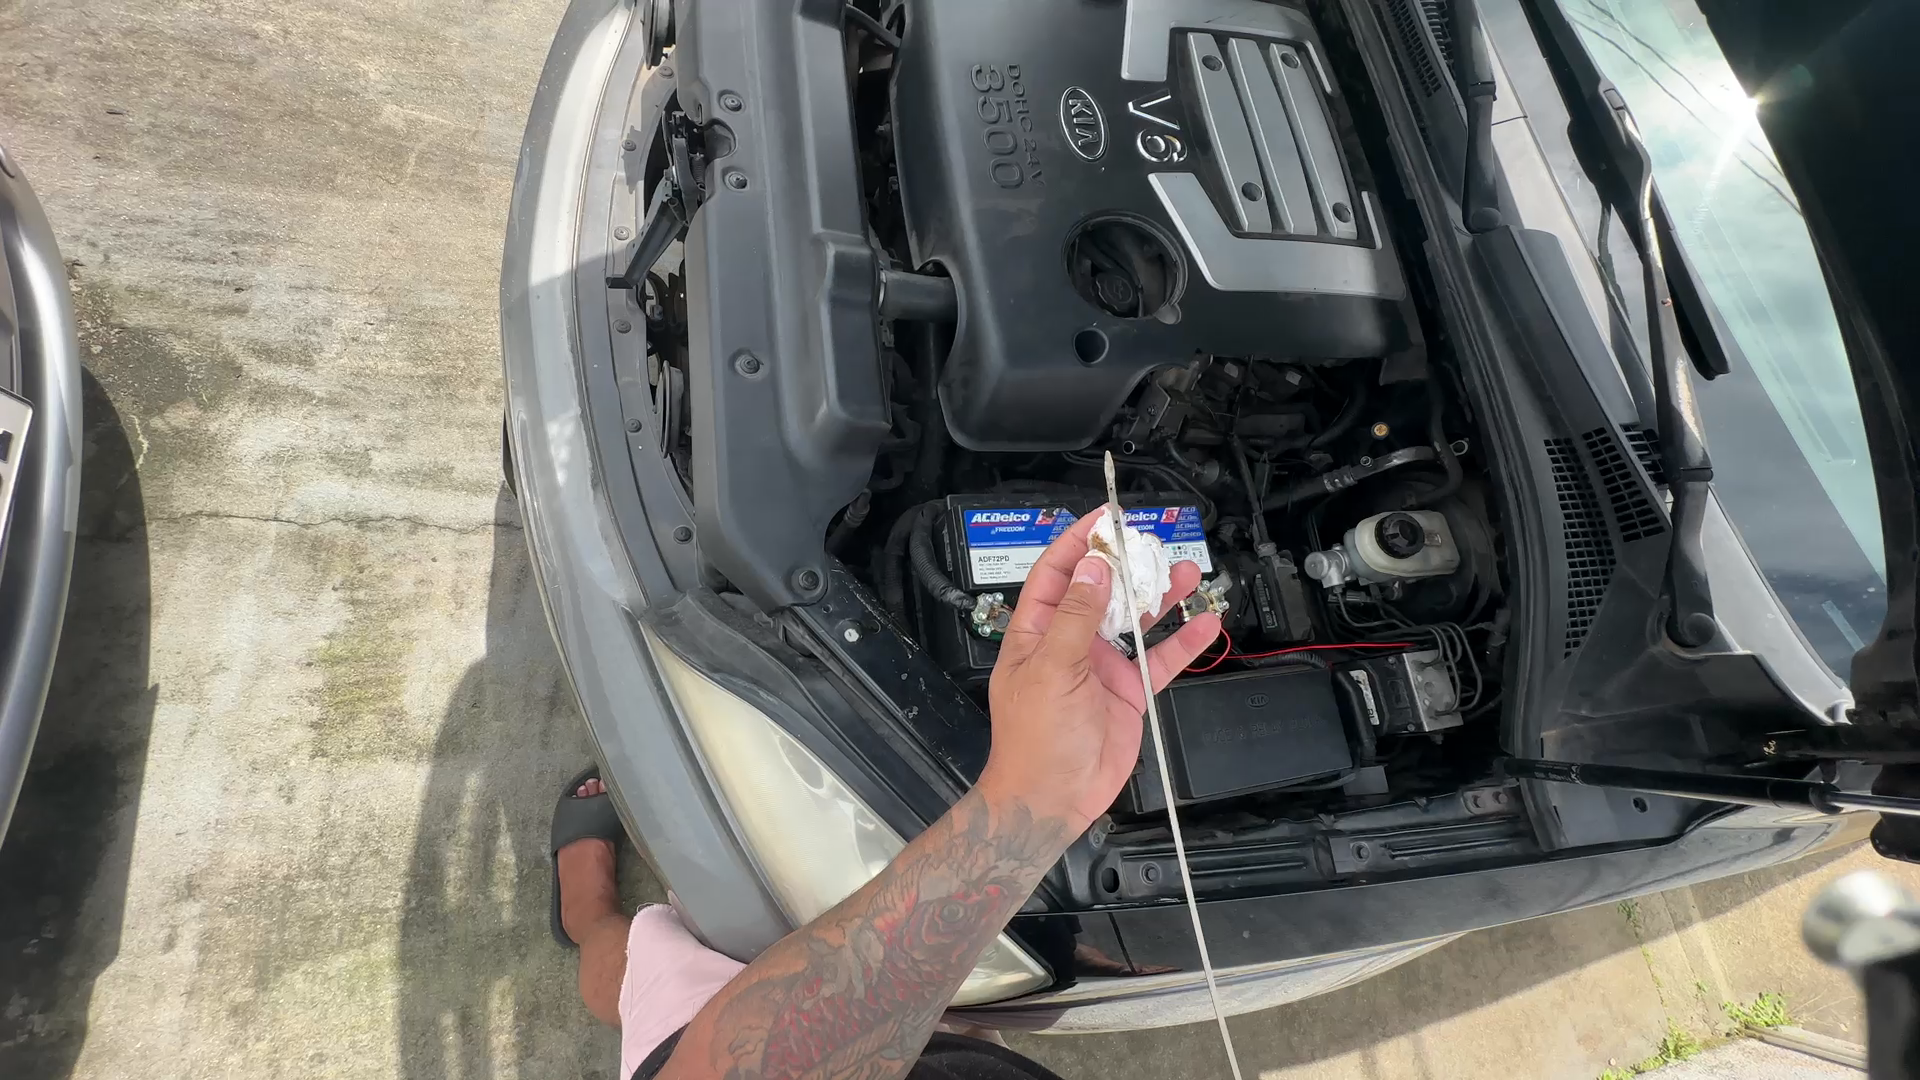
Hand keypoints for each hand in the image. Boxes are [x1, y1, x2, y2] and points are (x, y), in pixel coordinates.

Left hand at [978, 513, 1221, 831]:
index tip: (1104, 520)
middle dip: (1126, 565)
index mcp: (1038, 630)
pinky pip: (1160, 658)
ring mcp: (1101, 664)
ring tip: (1186, 572)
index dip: (1077, 543)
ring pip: (1135, 620)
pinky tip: (1207, 622)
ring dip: (1159, 597)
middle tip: (1153, 543)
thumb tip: (1092, 569)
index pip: (1056, 573)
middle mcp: (1070, 641)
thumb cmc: (1036, 736)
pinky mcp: (1129, 689)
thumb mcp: (1052, 668)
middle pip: (1101, 590)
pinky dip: (1184, 642)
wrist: (1054, 796)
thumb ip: (1075, 618)